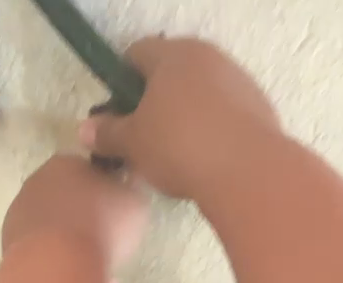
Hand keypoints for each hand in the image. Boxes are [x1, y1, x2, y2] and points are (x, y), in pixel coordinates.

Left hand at [1, 155, 147, 277]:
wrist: (58, 264)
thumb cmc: (101, 224)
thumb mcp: (134, 202)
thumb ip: (130, 192)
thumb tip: (126, 189)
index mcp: (65, 163)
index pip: (87, 170)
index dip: (105, 192)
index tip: (117, 213)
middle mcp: (35, 184)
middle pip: (66, 201)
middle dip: (85, 220)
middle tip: (106, 243)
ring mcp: (18, 217)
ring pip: (52, 231)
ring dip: (71, 247)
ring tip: (94, 271)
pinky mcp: (10, 249)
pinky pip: (42, 256)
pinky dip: (58, 266)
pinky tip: (76, 282)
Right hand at [79, 38, 281, 200]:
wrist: (246, 170)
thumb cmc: (179, 148)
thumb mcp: (133, 145)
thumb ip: (107, 134)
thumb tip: (84, 129)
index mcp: (171, 55)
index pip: (136, 53)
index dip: (121, 82)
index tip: (116, 114)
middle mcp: (207, 56)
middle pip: (171, 72)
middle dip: (154, 100)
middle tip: (142, 138)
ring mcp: (237, 79)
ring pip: (200, 93)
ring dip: (184, 115)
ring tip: (174, 154)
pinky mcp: (258, 106)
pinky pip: (224, 113)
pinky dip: (211, 129)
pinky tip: (204, 160)